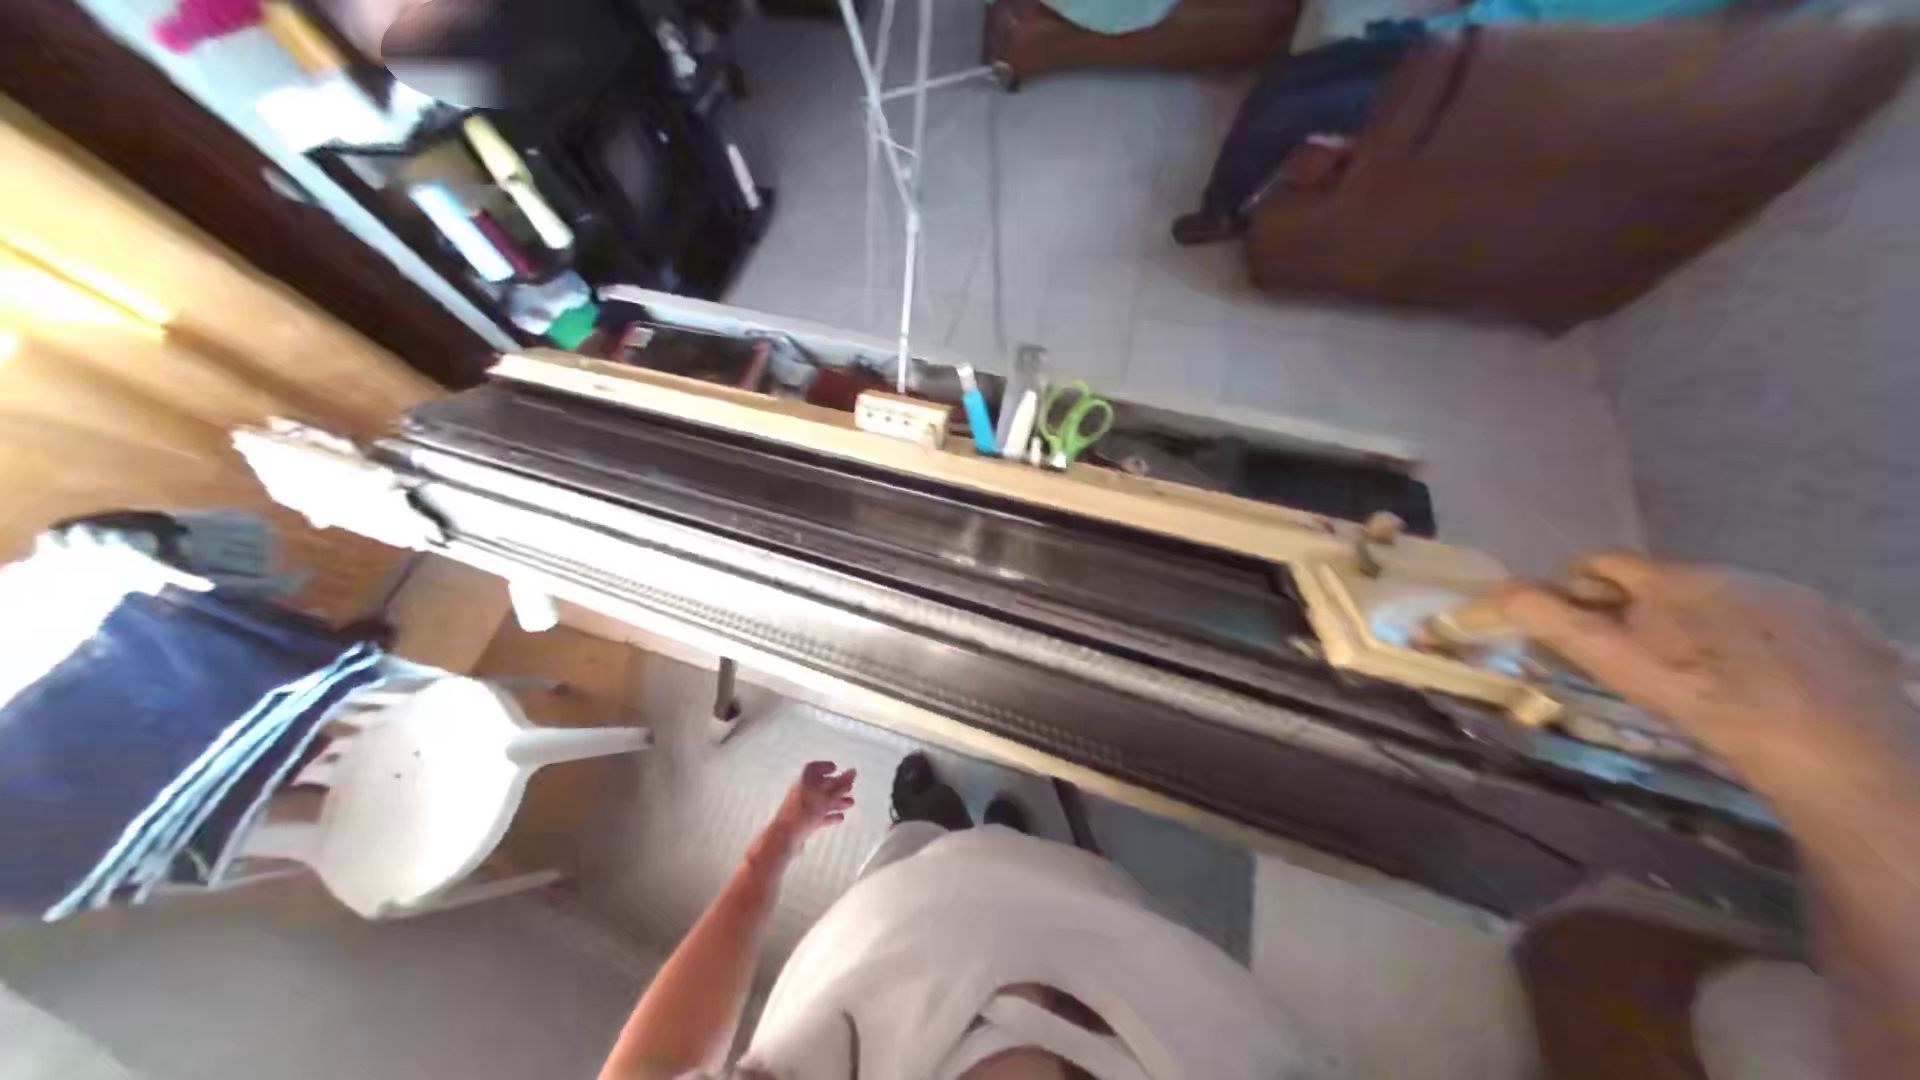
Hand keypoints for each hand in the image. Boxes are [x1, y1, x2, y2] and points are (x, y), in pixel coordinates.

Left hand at [762, 761, 855, 854]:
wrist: (785, 837)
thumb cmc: (807, 811)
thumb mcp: (827, 796)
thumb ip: (842, 784)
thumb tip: (854, 771)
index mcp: (805, 778)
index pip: (815, 767)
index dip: (826, 767)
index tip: (837, 769)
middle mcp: (802, 789)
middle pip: (822, 785)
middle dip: (837, 787)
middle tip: (851, 789)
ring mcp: (802, 806)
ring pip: (822, 801)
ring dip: (837, 802)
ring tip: (850, 804)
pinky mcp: (803, 820)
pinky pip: (819, 814)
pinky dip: (830, 815)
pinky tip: (840, 818)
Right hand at [1494, 551, 1918, 800]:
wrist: (1842, 752)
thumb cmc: (1707, 702)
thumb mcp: (1615, 663)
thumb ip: (1553, 620)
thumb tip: (1500, 589)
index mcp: (1673, 579)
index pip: (1600, 561)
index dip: (1577, 589)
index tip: (1582, 629)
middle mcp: (1733, 571)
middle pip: (1658, 581)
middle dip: (1637, 609)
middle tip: (1639, 659)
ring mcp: (1797, 595)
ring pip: (1716, 597)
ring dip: (1695, 622)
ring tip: (1704, 674)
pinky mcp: (1846, 622)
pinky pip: (1775, 616)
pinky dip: (1756, 638)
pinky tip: (1763, 679)